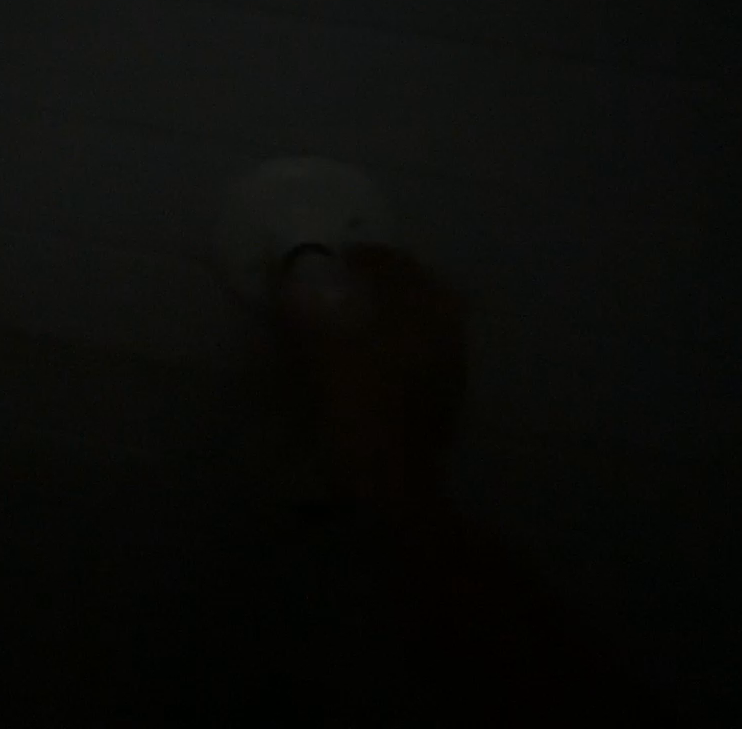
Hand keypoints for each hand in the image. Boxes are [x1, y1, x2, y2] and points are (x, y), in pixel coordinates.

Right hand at [274, 243, 466, 509]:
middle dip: (397, 276)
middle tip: (364, 276)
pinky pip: (434, 345)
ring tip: (373, 307)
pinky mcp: (447, 395)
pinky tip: (385, 346)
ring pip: (436, 317)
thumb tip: (290, 283)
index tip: (343, 256)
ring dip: (406, 303)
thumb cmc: (360, 413)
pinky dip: (411, 332)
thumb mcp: (324, 360)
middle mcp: (443, 336)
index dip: (371, 257)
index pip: (400, 270)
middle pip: (429, 289)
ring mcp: (451, 368)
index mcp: (418, 320)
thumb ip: (307, 317)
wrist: (394, 484)